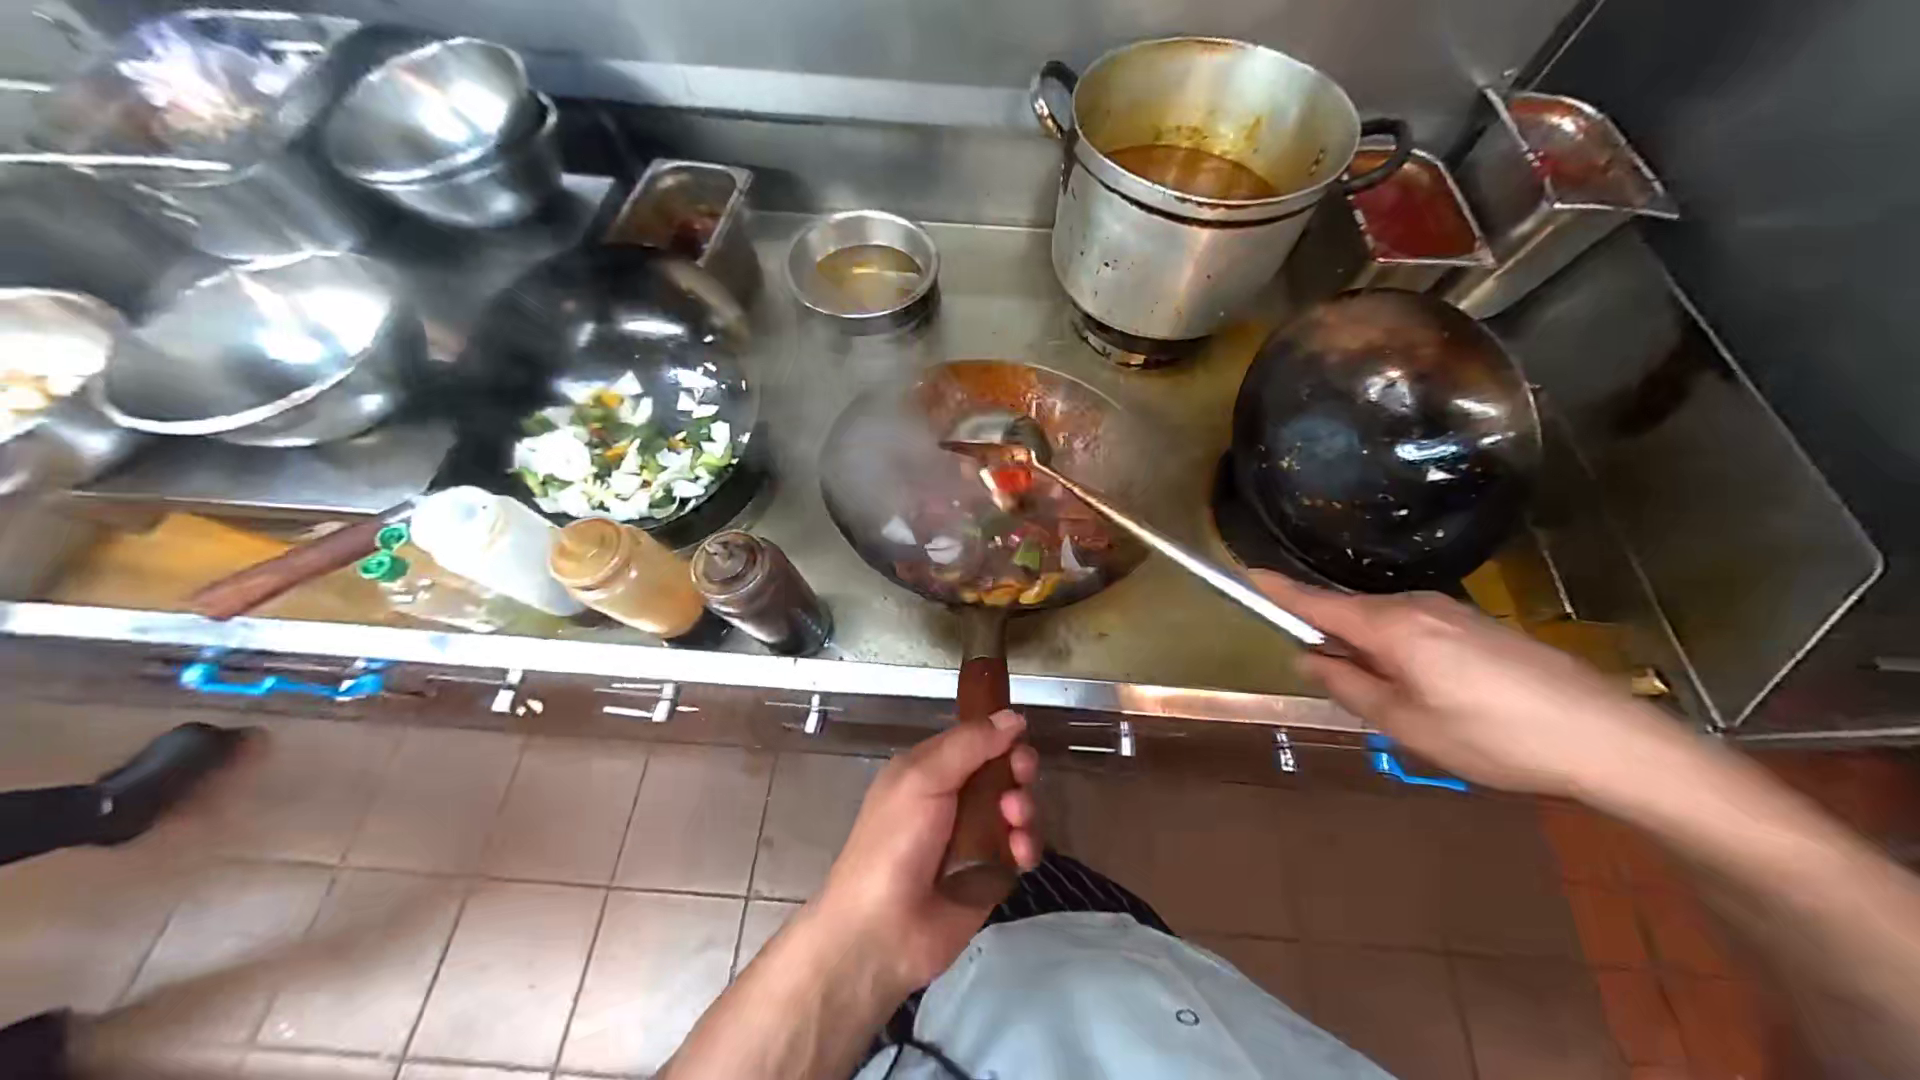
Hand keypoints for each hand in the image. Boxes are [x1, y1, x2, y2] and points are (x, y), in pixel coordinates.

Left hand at [811, 710, 1041, 998]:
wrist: (881, 930)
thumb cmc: (894, 842)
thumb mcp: (923, 779)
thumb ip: (968, 744)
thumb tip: (1012, 717)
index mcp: (929, 771)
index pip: (974, 741)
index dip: (998, 737)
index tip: (1018, 738)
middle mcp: (953, 799)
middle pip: (1001, 771)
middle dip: (1017, 770)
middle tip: (1021, 776)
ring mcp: (973, 838)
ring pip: (1016, 808)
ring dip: (1024, 808)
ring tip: (1015, 821)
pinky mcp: (991, 873)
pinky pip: (1021, 848)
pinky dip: (1027, 845)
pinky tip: (1019, 852)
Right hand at [1252, 571, 1670, 797]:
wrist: (1609, 739)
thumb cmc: (1492, 736)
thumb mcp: (1405, 723)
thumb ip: (1348, 685)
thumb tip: (1309, 657)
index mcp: (1391, 626)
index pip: (1318, 601)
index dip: (1280, 591)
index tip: (1248, 575)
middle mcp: (1417, 606)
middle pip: (1351, 611)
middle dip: (1330, 637)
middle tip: (1334, 683)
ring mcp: (1453, 612)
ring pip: (1385, 622)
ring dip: (1368, 649)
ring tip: (1390, 701)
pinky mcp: (1479, 626)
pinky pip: (1416, 628)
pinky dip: (1399, 650)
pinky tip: (1428, 692)